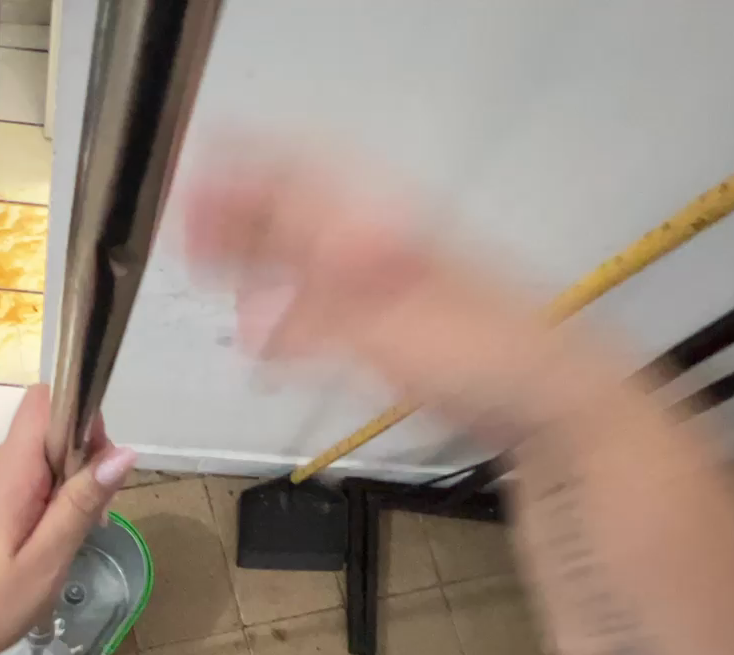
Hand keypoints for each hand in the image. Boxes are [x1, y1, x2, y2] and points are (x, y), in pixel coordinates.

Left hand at [0, 385, 136, 654]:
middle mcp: (1, 463)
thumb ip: (82, 503)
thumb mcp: (47, 558)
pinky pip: (38, 479)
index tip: (100, 466)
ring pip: (51, 455)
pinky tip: (61, 539)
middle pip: (55, 426)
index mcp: (12, 468)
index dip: (82, 416)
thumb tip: (124, 453)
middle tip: (96, 515)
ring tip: (80, 534)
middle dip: (89, 457)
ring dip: (78, 483)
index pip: (47, 400)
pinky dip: (60, 499)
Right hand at [183, 146, 634, 447]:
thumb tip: (258, 316)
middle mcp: (376, 248)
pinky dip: (286, 313)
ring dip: (254, 261)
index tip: (192, 189)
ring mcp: (383, 285)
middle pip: (294, 218)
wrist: (547, 394)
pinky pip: (323, 306)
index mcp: (379, 233)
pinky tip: (267, 333)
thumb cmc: (487, 354)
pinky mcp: (387, 324)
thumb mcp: (398, 331)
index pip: (298, 185)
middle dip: (235, 220)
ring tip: (211, 268)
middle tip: (186, 232)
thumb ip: (325, 318)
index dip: (241, 181)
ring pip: (304, 260)